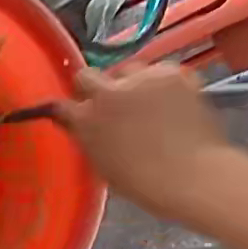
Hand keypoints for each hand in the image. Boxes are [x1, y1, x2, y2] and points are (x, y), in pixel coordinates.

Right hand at [56, 65, 237, 220]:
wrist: (188, 173)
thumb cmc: (138, 178)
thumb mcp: (98, 159)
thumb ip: (85, 134)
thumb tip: (80, 121)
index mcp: (85, 119)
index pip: (58, 105)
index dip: (63, 107)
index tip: (69, 112)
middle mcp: (107, 93)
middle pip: (87, 75)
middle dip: (92, 87)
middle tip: (107, 103)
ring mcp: (141, 79)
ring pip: (126, 69)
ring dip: (129, 82)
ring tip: (144, 101)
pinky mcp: (173, 73)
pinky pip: (159, 71)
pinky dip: (160, 82)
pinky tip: (169, 100)